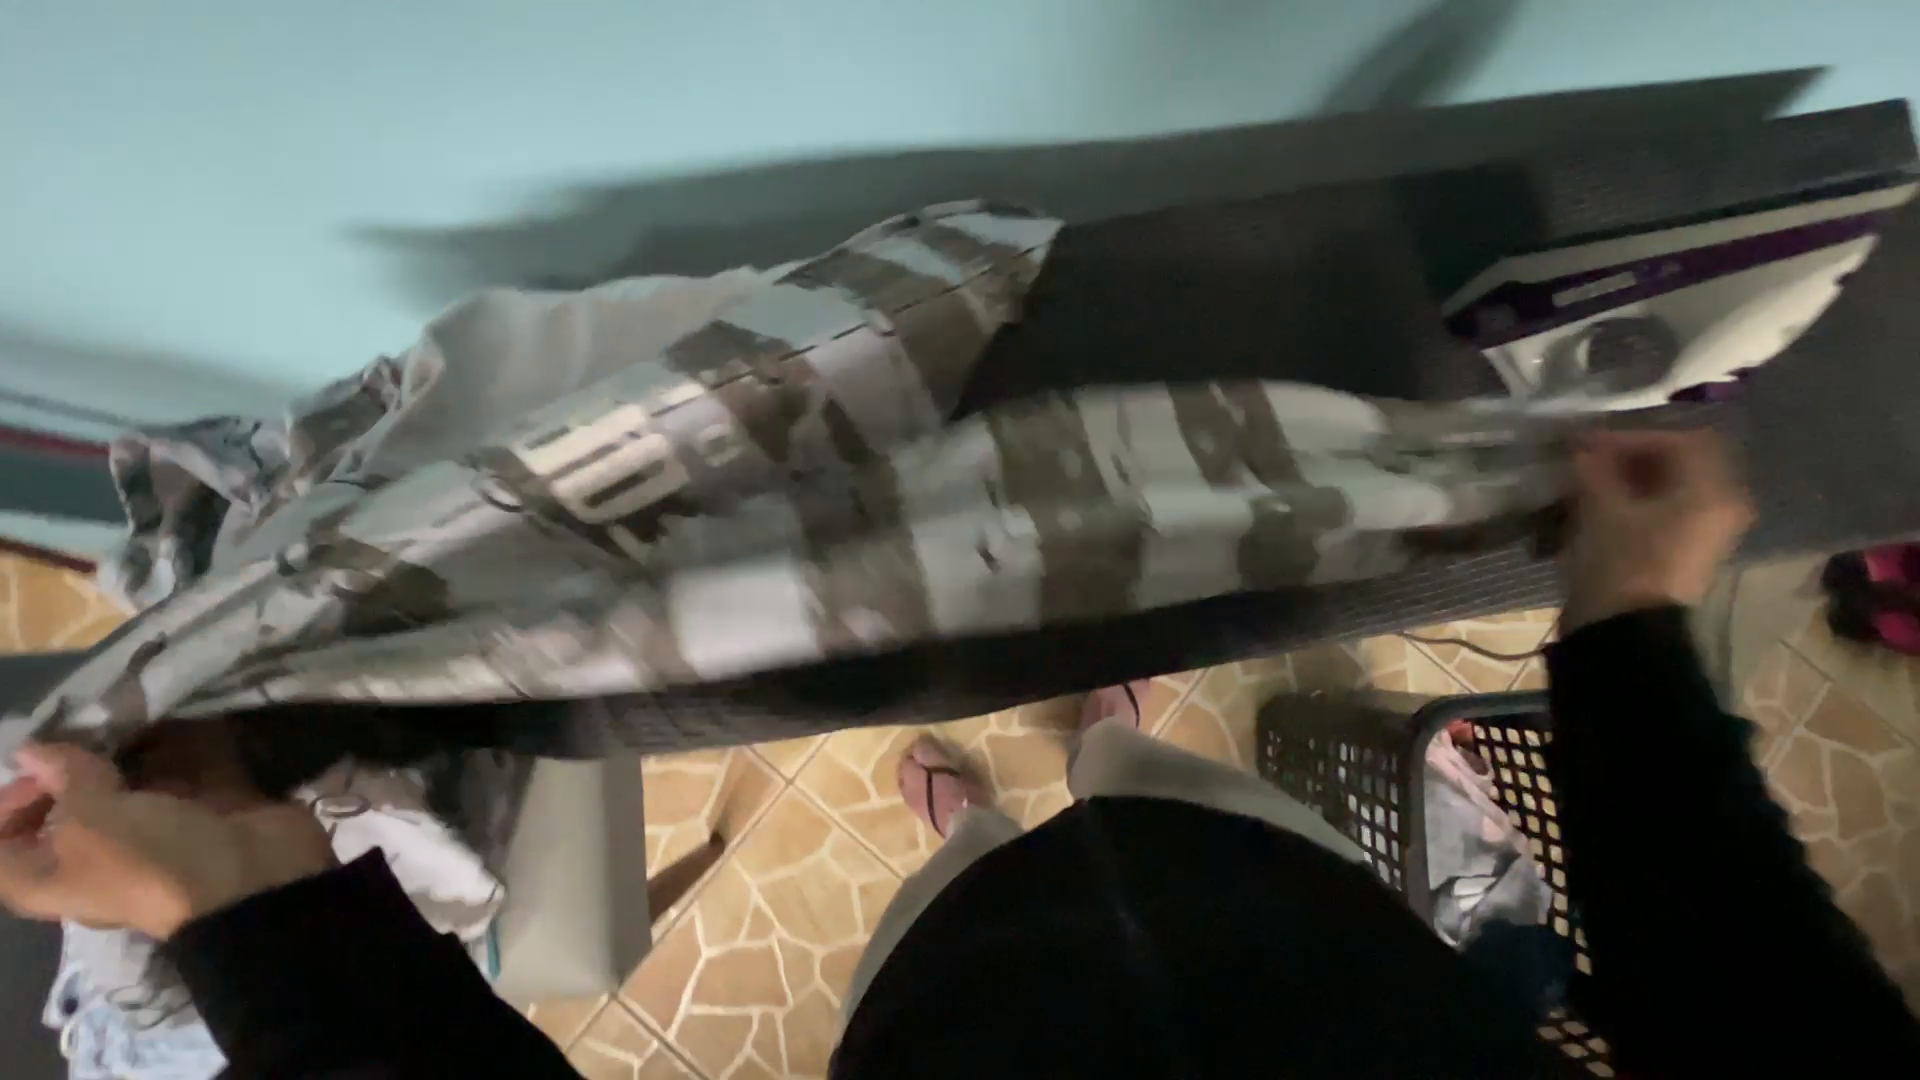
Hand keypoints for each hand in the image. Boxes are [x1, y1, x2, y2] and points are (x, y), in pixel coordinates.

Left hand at [0, 742, 334, 939]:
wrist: (251, 874)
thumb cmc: (150, 860)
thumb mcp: (94, 820)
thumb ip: (68, 780)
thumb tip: (34, 749)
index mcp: (47, 873)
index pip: (3, 837)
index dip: (11, 800)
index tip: (47, 768)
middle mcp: (99, 849)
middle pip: (78, 802)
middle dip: (88, 764)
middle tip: (103, 728)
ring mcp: (160, 828)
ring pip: (141, 783)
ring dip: (145, 751)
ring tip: (149, 717)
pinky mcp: (210, 809)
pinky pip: (197, 773)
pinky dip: (198, 748)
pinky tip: (196, 721)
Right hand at [1559, 429, 1752, 631]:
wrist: (1624, 628)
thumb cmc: (1618, 562)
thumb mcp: (1600, 509)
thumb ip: (1594, 470)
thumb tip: (1584, 447)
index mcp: (1711, 491)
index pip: (1681, 440)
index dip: (1632, 435)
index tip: (1588, 444)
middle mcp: (1720, 505)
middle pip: (1679, 464)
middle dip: (1630, 457)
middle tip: (1586, 461)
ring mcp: (1705, 531)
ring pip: (1668, 488)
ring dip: (1627, 480)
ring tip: (1584, 484)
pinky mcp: (1683, 550)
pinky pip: (1662, 510)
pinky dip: (1631, 502)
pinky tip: (1596, 508)